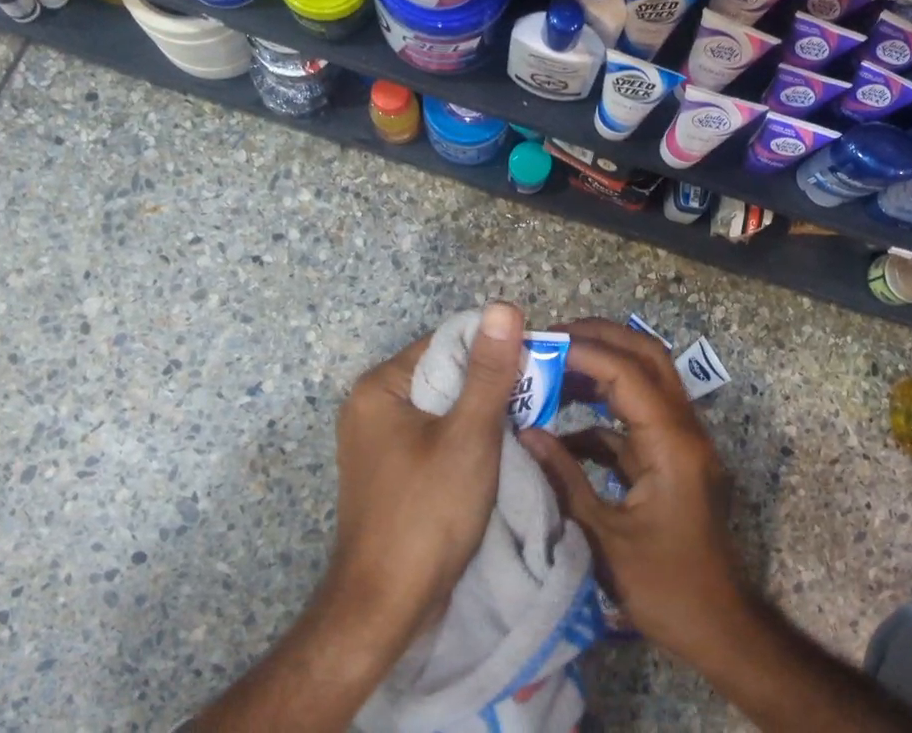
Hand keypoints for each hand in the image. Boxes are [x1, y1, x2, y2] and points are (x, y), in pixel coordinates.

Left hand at [330, 301, 526, 638]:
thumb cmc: (427, 514)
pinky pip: (437, 436)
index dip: (496, 349)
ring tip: (525, 427)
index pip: (448, 342)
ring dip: (484, 414)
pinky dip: (467, 439)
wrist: (385, 606)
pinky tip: (498, 455)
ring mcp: (379, 442)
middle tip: (539, 400)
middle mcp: (372, 406)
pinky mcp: (392, 471)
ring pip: (445, 407)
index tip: (539, 367)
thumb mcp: (469, 437)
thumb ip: (489, 371)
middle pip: (446, 373)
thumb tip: (503, 305)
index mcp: (380, 387)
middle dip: (492, 385)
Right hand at [518, 318, 746, 658]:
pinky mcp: (673, 461)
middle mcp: (684, 431)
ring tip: (551, 370)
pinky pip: (637, 421)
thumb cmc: (664, 587)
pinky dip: (603, 415)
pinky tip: (563, 430)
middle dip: (600, 340)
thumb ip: (565, 480)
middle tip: (548, 339)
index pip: (629, 374)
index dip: (584, 353)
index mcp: (673, 444)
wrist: (717, 625)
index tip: (539, 345)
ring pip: (646, 383)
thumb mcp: (603, 538)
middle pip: (647, 359)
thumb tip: (525, 434)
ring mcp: (681, 444)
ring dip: (603, 370)